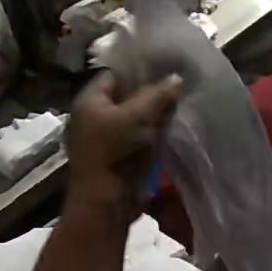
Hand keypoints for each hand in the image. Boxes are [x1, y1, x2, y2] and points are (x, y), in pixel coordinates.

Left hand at [66, 72, 181, 213]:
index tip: (166, 67)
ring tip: (181, 106)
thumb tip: (176, 78)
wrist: (106, 203)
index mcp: (90, 102)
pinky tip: (174, 130)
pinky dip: (154, 136)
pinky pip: (140, 141)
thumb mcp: (137, 116)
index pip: (115, 74)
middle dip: (152, 94)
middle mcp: (95, 118)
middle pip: (127, 98)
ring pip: (136, 120)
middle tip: (179, 86)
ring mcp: (107, 141)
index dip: (139, 70)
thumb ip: (157, 95)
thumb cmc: (114, 153)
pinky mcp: (120, 160)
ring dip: (156, 117)